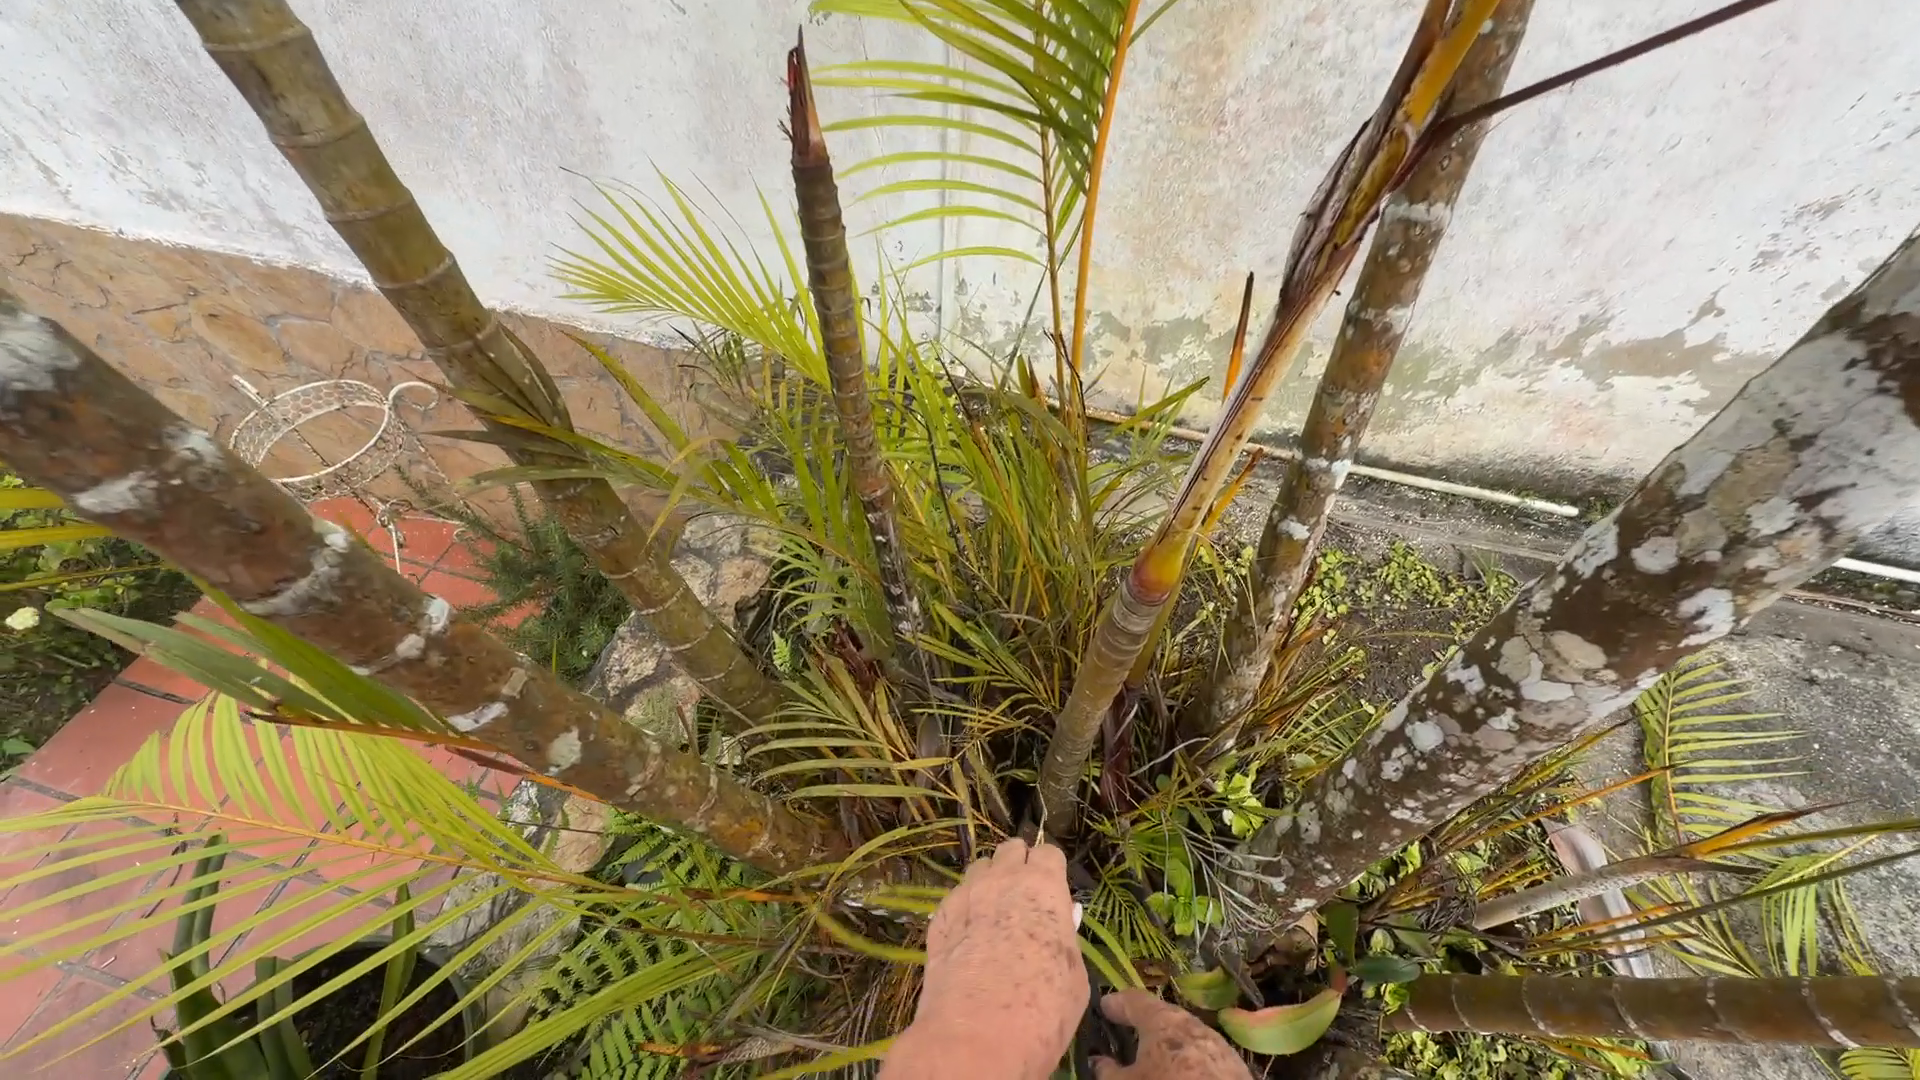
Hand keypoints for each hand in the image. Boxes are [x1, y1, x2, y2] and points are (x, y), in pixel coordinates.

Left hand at [880, 838, 1086, 1078]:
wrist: (975, 1038)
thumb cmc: (1041, 1012)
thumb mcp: (1074, 977)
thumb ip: (1065, 939)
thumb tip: (1060, 922)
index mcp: (1043, 887)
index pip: (1048, 852)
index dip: (1051, 869)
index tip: (1052, 890)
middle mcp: (1003, 879)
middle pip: (1011, 849)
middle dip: (1019, 864)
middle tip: (1024, 896)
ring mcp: (967, 894)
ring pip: (980, 868)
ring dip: (990, 881)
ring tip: (994, 914)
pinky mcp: (940, 916)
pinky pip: (957, 896)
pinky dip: (966, 906)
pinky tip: (969, 935)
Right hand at [1094, 989, 1251, 1078]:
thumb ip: (1108, 1072)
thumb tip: (1098, 1061)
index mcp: (1160, 1018)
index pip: (1133, 999)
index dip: (1116, 1003)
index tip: (1104, 1006)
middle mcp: (1188, 1022)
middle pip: (1161, 1016)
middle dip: (1144, 1024)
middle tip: (1126, 1031)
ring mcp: (1215, 1043)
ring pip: (1184, 1036)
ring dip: (1167, 1043)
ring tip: (1152, 1057)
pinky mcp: (1233, 1067)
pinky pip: (1201, 1055)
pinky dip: (1186, 1059)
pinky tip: (1180, 1073)